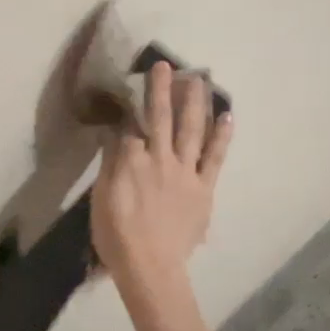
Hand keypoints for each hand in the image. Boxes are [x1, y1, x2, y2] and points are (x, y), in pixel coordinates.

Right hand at [91, 61, 233, 291]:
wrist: (151, 266)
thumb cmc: (117, 236)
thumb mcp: (101, 198)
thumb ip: (109, 164)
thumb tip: (114, 136)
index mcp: (131, 160)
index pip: (130, 126)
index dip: (130, 107)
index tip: (131, 88)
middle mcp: (159, 157)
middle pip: (160, 117)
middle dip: (161, 88)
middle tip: (165, 64)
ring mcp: (185, 171)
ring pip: (190, 128)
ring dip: (194, 101)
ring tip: (198, 78)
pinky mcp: (203, 187)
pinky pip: (214, 156)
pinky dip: (222, 135)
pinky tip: (228, 115)